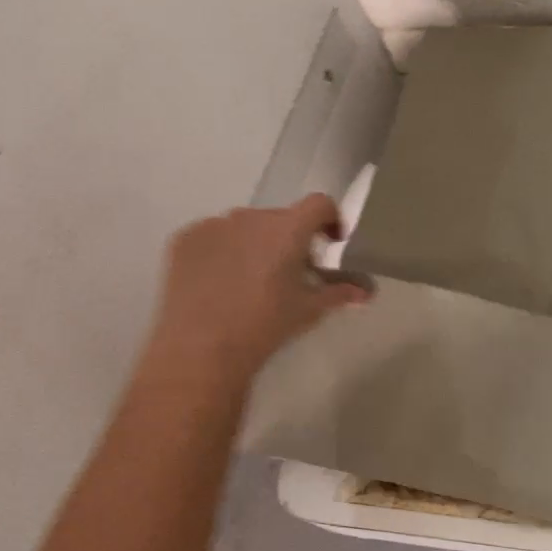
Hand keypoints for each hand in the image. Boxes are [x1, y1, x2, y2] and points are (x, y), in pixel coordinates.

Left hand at [149, 193, 370, 377]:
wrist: (202, 347)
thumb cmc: (267, 325)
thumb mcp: (310, 310)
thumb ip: (340, 292)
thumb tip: (367, 292)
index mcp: (287, 230)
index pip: (319, 204)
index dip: (330, 218)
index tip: (331, 243)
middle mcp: (250, 217)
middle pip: (281, 217)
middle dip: (291, 238)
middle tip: (292, 272)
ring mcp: (213, 225)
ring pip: (245, 226)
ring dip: (257, 243)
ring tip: (253, 280)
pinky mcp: (184, 239)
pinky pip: (214, 235)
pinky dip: (225, 250)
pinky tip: (222, 283)